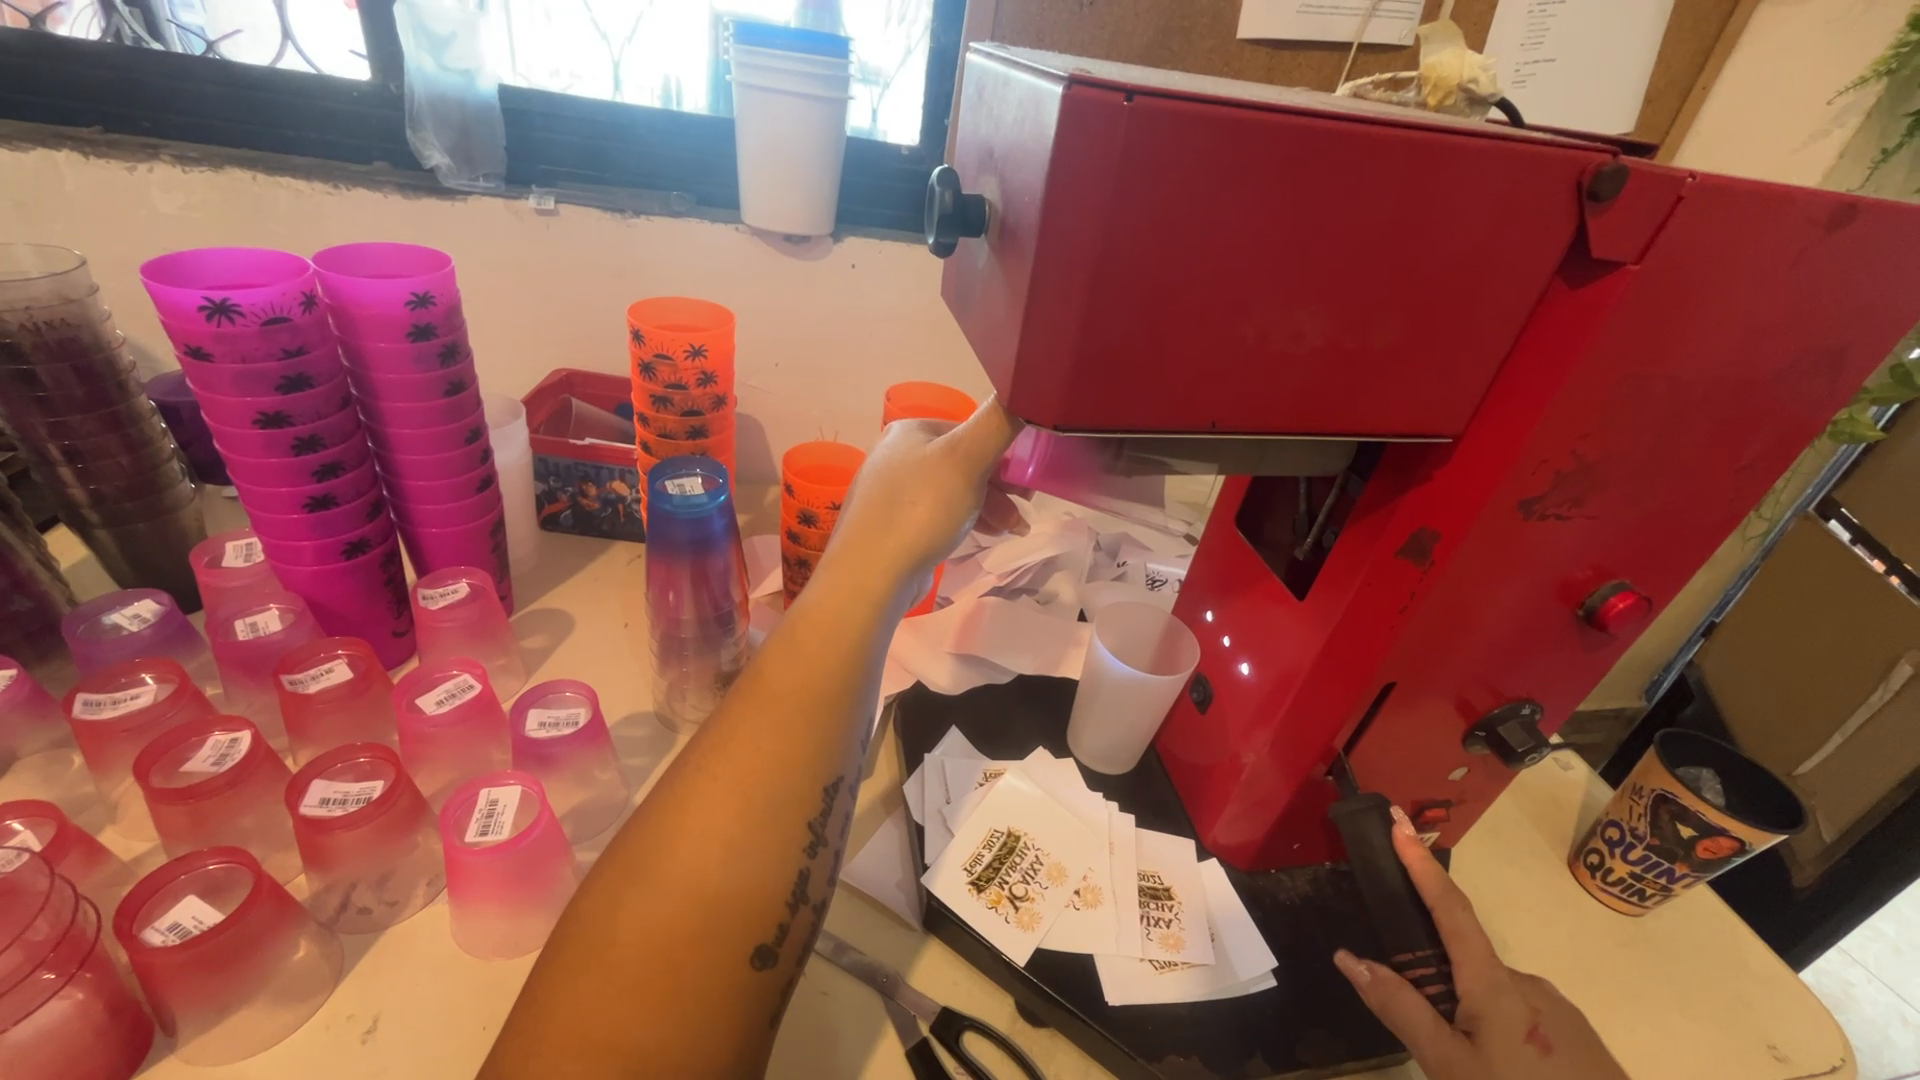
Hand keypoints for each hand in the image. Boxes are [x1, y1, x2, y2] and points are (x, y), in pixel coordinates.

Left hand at [828, 397, 1024, 593]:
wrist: (870, 574)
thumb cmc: (921, 509)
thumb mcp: (966, 458)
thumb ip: (998, 422)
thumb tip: (1023, 388)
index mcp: (911, 430)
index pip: (970, 429)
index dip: (1005, 451)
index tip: (1030, 478)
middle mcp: (897, 454)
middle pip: (963, 461)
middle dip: (1001, 484)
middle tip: (1027, 505)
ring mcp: (891, 492)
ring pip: (953, 490)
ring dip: (990, 506)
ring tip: (1014, 530)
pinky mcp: (892, 526)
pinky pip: (938, 515)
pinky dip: (966, 521)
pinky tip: (984, 536)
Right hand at [1333, 807, 1629, 1079]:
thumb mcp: (1449, 1066)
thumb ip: (1400, 1009)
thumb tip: (1347, 956)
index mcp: (1491, 982)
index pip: (1449, 908)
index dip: (1421, 864)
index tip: (1399, 822)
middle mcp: (1525, 982)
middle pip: (1465, 961)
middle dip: (1437, 980)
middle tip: (1430, 1034)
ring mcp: (1557, 1010)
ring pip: (1492, 995)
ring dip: (1469, 1015)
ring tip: (1469, 1069)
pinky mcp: (1579, 1039)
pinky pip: (1521, 1018)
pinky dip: (1499, 1034)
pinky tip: (1502, 1075)